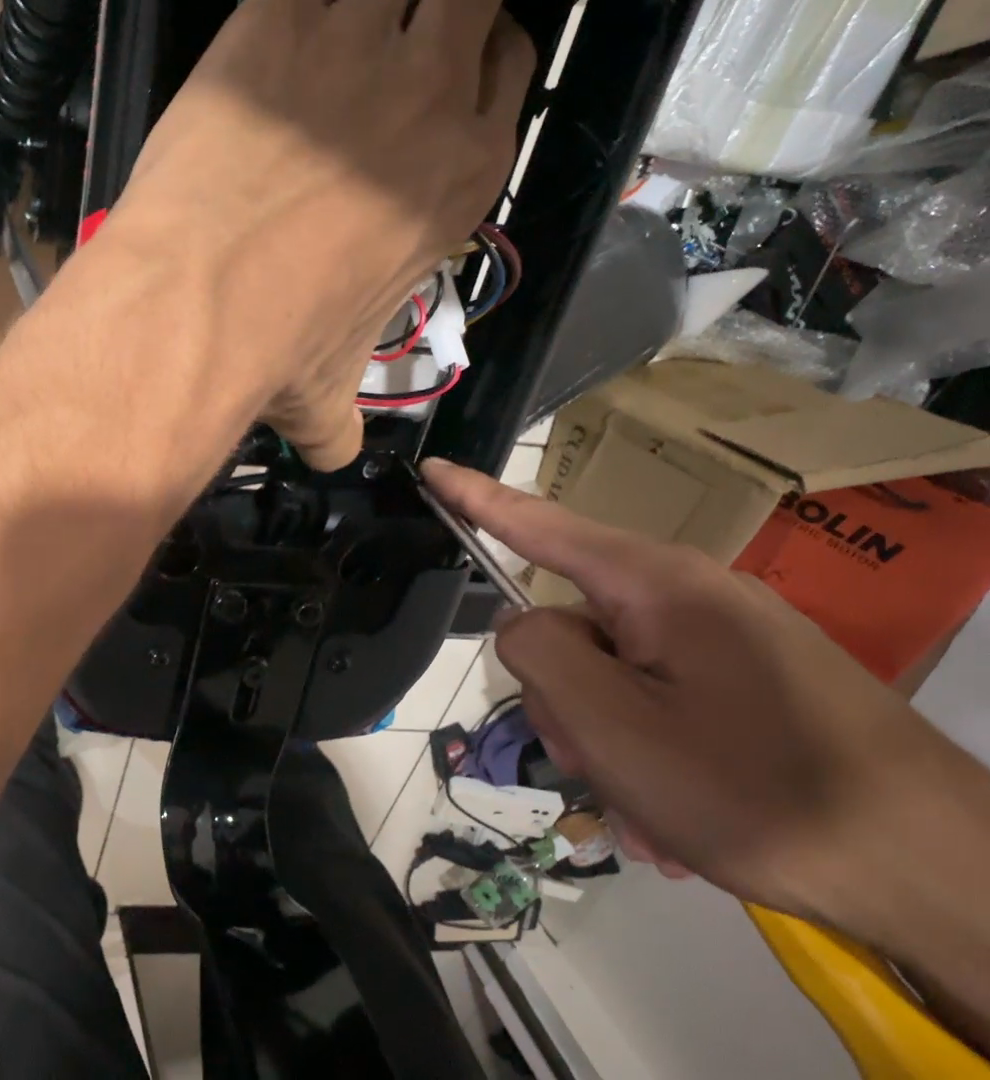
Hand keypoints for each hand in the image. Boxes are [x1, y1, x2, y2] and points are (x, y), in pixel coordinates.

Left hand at [108, 0, 532, 469]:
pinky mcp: (272, 28)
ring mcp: (353, 55)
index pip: (508, 69)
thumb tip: (333, 456)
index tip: (442, 62)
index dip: (475, 58)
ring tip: (321, 36)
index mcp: (461, 175)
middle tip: (386, 32)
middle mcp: (427, 99)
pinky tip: (267, 20)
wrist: (194, 306)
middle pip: (470, 3)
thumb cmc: (271, 352)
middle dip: (438, 10)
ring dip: (369, 1)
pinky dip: (287, 0)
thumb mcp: (321, 397)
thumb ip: (338, 422)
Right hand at [421, 459, 970, 923]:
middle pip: (573, 627)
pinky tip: (676, 820)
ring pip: (614, 678)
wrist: (936, 872)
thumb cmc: (754, 789)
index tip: (432, 472)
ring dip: (609, 748)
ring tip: (645, 814)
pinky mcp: (756, 688)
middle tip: (593, 768)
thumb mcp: (612, 723)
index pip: (542, 527)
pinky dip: (652, 763)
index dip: (478, 500)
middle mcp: (695, 601)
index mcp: (660, 589)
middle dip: (563, 701)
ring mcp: (731, 645)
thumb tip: (522, 621)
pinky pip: (664, 709)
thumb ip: (539, 653)